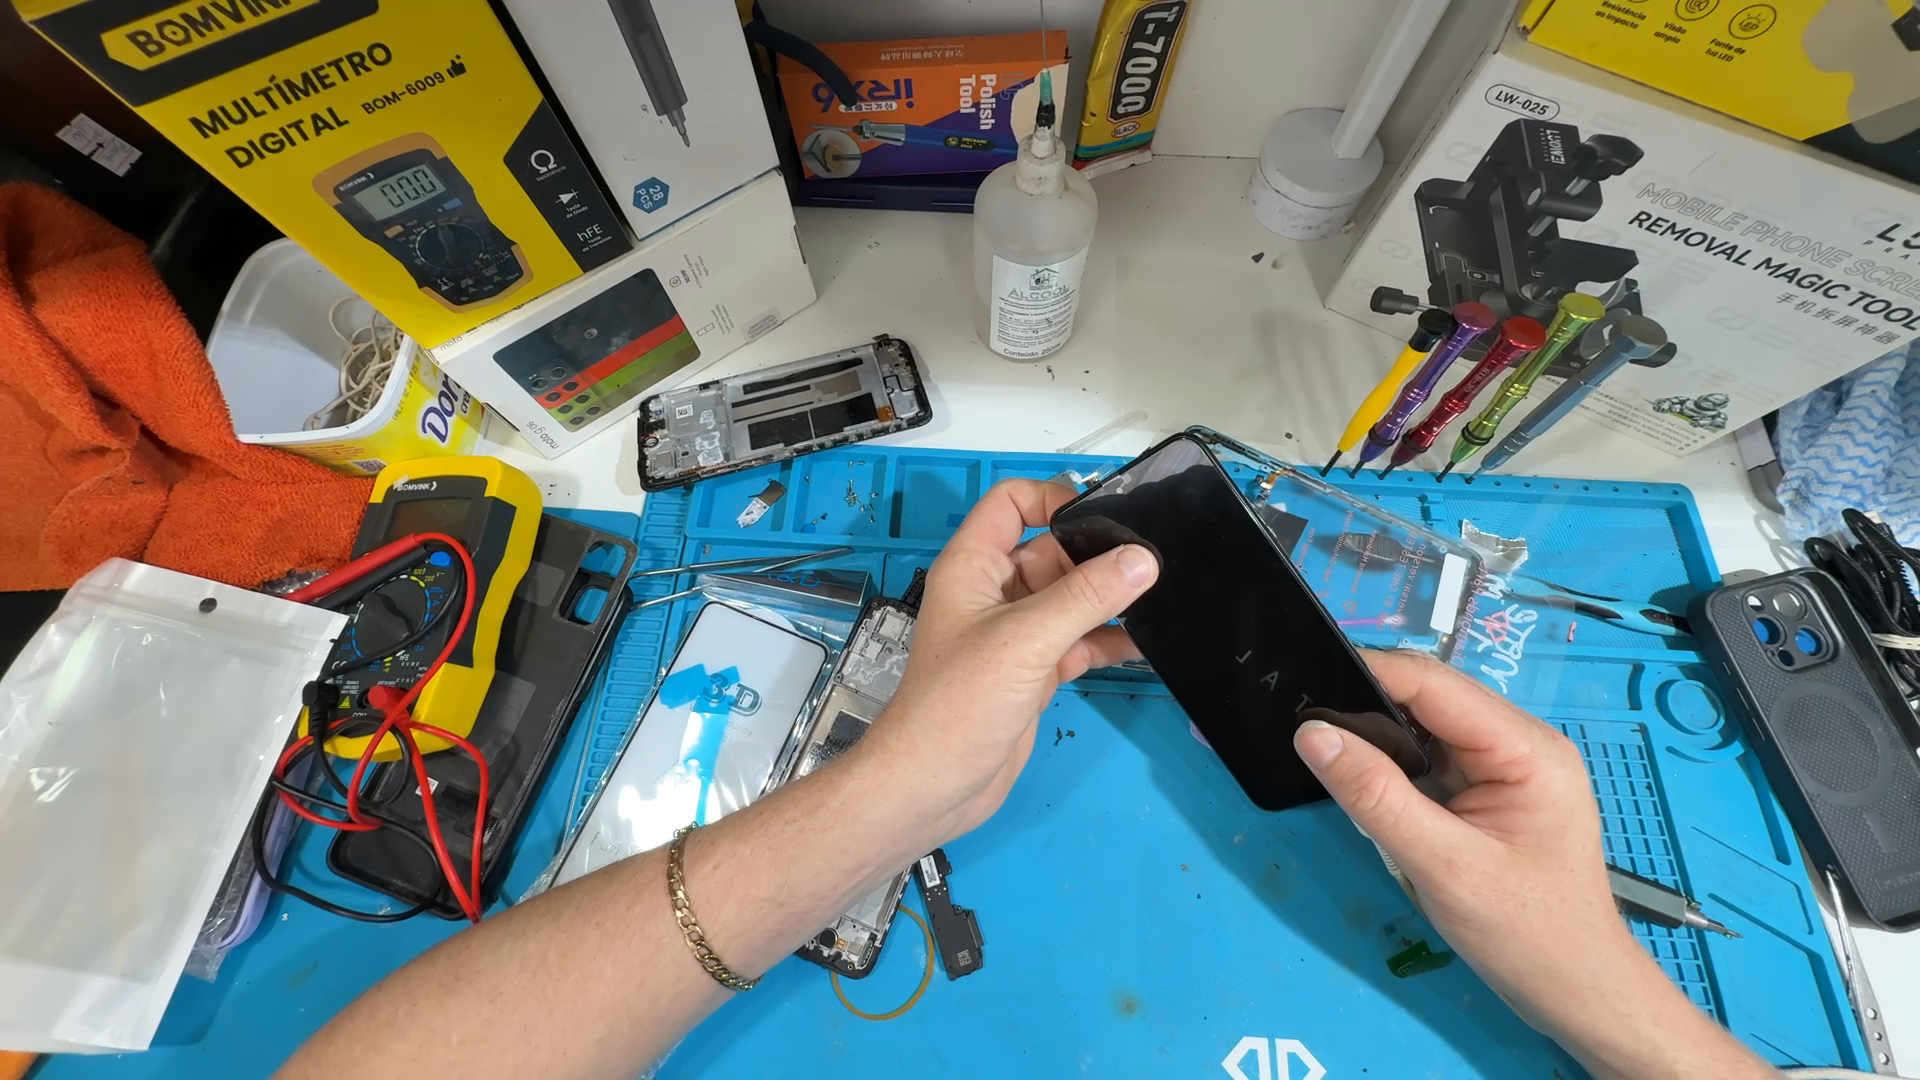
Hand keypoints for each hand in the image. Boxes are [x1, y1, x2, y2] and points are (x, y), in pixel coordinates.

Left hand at [857, 479, 1157, 846]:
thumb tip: (1142, 559)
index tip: (1103, 517)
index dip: (1052, 498)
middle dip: (1096, 555)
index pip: (1010, 504)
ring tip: (1163, 598)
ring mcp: (1015, 633)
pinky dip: (1107, 640)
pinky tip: (1145, 644)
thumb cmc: (961, 702)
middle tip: (1155, 563)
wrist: (935, 786)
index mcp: (974, 566)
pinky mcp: (1033, 669)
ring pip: (1069, 598)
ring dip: (1108, 600)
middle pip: (1051, 551)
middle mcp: (994, 592)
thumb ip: (1085, 597)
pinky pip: (1077, 640)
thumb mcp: (1025, 640)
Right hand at [1292, 652, 1776, 1079]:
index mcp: (1523, 748)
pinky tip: (1357, 770)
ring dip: (1370, 728)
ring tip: (1321, 744)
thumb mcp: (1441, 866)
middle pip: (1422, 693)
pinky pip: (1419, 746)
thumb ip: (1373, 796)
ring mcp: (1498, 759)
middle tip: (1302, 720)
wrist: (1577, 997)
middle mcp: (1515, 739)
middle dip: (1361, 699)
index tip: (1301, 684)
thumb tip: (1309, 733)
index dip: (1364, 672)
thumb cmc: (1525, 933)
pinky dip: (1383, 753)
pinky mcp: (1480, 780)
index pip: (1429, 683)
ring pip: (1416, 717)